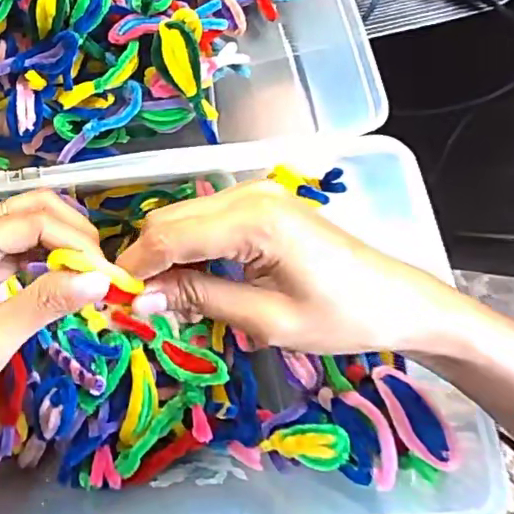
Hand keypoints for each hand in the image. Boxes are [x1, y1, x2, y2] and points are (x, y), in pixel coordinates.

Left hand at [0, 190, 115, 425]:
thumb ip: (46, 302)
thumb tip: (100, 281)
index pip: (35, 221)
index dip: (77, 244)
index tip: (108, 275)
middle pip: (36, 207)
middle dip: (75, 234)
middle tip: (103, 272)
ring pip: (34, 219)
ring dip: (67, 241)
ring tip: (93, 274)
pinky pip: (27, 242)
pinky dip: (53, 254)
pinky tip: (71, 276)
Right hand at [116, 179, 481, 355]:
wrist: (399, 300)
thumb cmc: (344, 317)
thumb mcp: (268, 320)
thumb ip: (200, 300)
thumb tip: (140, 299)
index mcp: (253, 219)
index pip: (168, 236)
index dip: (135, 267)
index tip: (115, 300)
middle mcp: (246, 193)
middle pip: (167, 220)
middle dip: (144, 260)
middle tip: (135, 304)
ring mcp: (251, 192)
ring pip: (180, 217)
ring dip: (163, 253)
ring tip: (161, 296)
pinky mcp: (256, 202)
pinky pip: (202, 219)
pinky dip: (185, 246)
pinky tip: (188, 277)